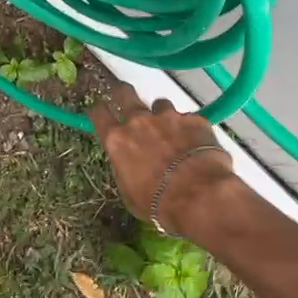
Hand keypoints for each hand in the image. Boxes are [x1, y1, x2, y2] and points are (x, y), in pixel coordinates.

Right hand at [88, 83, 234, 222]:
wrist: (199, 197)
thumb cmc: (157, 204)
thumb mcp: (129, 193)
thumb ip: (126, 169)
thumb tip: (129, 163)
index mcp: (117, 139)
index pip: (98, 114)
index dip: (98, 111)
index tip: (100, 112)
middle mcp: (139, 121)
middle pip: (125, 93)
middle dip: (123, 93)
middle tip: (125, 97)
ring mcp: (168, 117)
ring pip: (160, 104)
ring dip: (162, 115)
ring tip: (170, 130)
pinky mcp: (194, 120)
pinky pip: (189, 119)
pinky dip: (190, 129)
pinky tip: (197, 144)